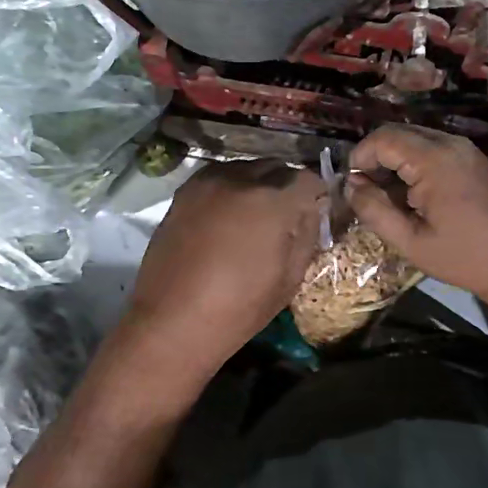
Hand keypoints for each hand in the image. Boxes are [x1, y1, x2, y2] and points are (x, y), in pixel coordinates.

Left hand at [118, 160, 325, 388]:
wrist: (171, 321)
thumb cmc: (238, 308)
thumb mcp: (289, 278)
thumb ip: (306, 234)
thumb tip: (310, 211)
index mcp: (272, 201)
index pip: (307, 178)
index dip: (316, 194)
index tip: (315, 211)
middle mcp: (240, 179)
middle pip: (276, 166)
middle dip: (287, 186)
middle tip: (287, 215)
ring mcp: (208, 182)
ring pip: (246, 168)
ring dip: (258, 184)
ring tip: (255, 215)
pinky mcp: (184, 191)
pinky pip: (219, 177)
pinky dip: (231, 189)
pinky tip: (228, 216)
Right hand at [346, 125, 487, 308]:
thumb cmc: (462, 256)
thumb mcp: (409, 241)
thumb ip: (374, 210)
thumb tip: (351, 186)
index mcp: (434, 161)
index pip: (383, 139)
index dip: (360, 157)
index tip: (352, 186)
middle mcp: (450, 144)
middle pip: (397, 132)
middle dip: (375, 157)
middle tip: (366, 190)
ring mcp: (464, 148)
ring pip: (413, 137)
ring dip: (393, 159)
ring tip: (387, 195)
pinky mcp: (471, 157)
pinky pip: (431, 146)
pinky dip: (412, 162)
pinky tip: (411, 193)